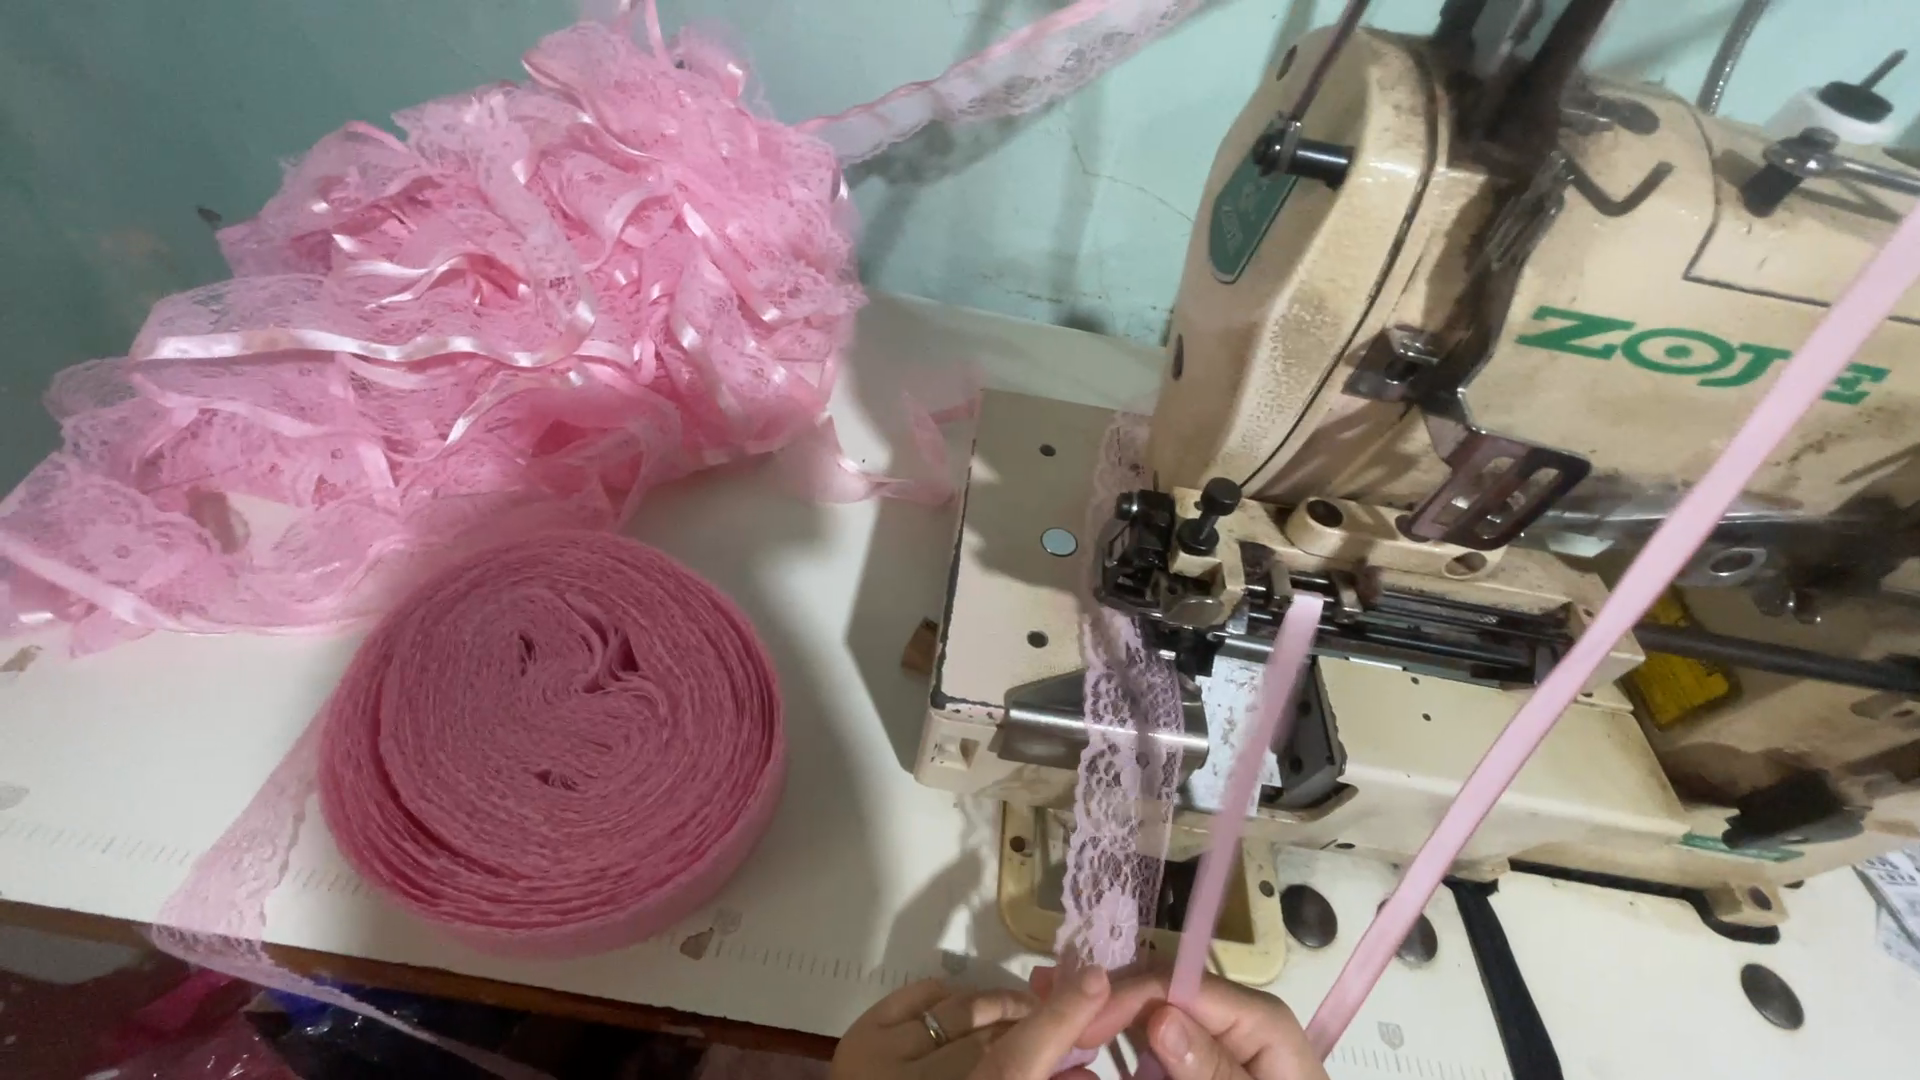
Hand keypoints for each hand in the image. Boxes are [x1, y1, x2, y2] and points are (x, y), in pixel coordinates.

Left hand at [830, 967, 1113, 1079]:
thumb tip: (1086, 1069)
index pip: (1014, 1064)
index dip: (1059, 1021)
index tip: (1097, 980)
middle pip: (993, 1036)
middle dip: (1033, 1024)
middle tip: (1058, 1025)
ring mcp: (879, 1059)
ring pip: (962, 1009)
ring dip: (998, 1009)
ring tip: (1016, 1016)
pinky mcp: (859, 1036)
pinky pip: (924, 994)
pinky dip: (952, 998)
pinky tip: (965, 1014)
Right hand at [1035, 966, 1327, 1079]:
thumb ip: (1214, 1069)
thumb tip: (1161, 1017)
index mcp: (1256, 1015)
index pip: (1176, 984)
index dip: (1124, 999)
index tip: (1081, 1028)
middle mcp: (1232, 1012)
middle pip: (1157, 992)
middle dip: (1107, 1005)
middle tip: (1057, 1022)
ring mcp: (1217, 1032)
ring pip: (1151, 1014)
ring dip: (1108, 1021)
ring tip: (1062, 1025)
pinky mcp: (1204, 1054)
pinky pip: (1160, 1040)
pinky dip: (1127, 1041)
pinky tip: (1091, 1041)